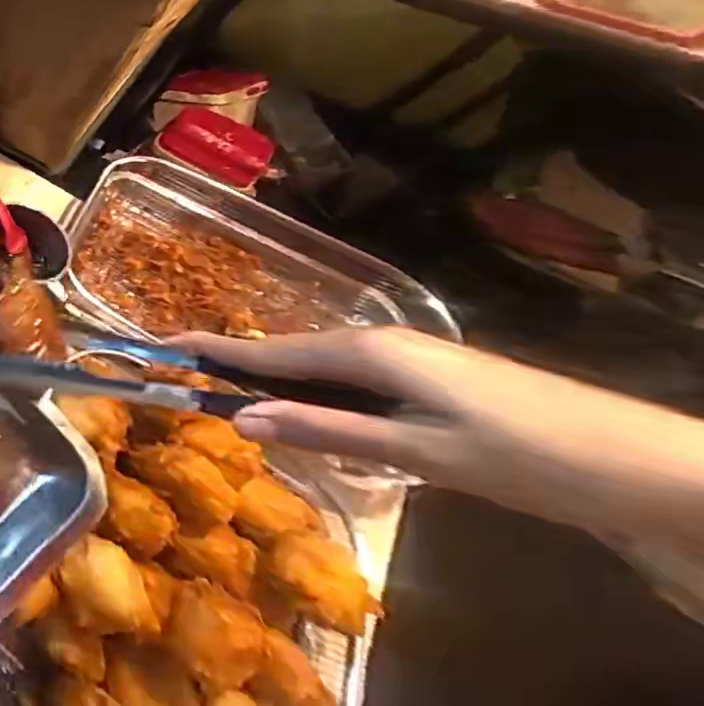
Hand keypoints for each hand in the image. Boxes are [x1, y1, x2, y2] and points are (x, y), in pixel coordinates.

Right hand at [170, 327, 703, 547]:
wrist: (661, 469)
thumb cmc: (530, 456)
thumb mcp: (421, 452)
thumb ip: (327, 430)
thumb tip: (240, 419)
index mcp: (365, 351)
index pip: (265, 350)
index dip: (210, 349)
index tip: (158, 343)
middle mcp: (377, 342)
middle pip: (287, 353)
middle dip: (235, 363)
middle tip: (185, 375)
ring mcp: (408, 357)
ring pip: (319, 367)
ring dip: (276, 381)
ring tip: (231, 394)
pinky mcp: (431, 377)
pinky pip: (350, 378)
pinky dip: (316, 392)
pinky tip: (311, 411)